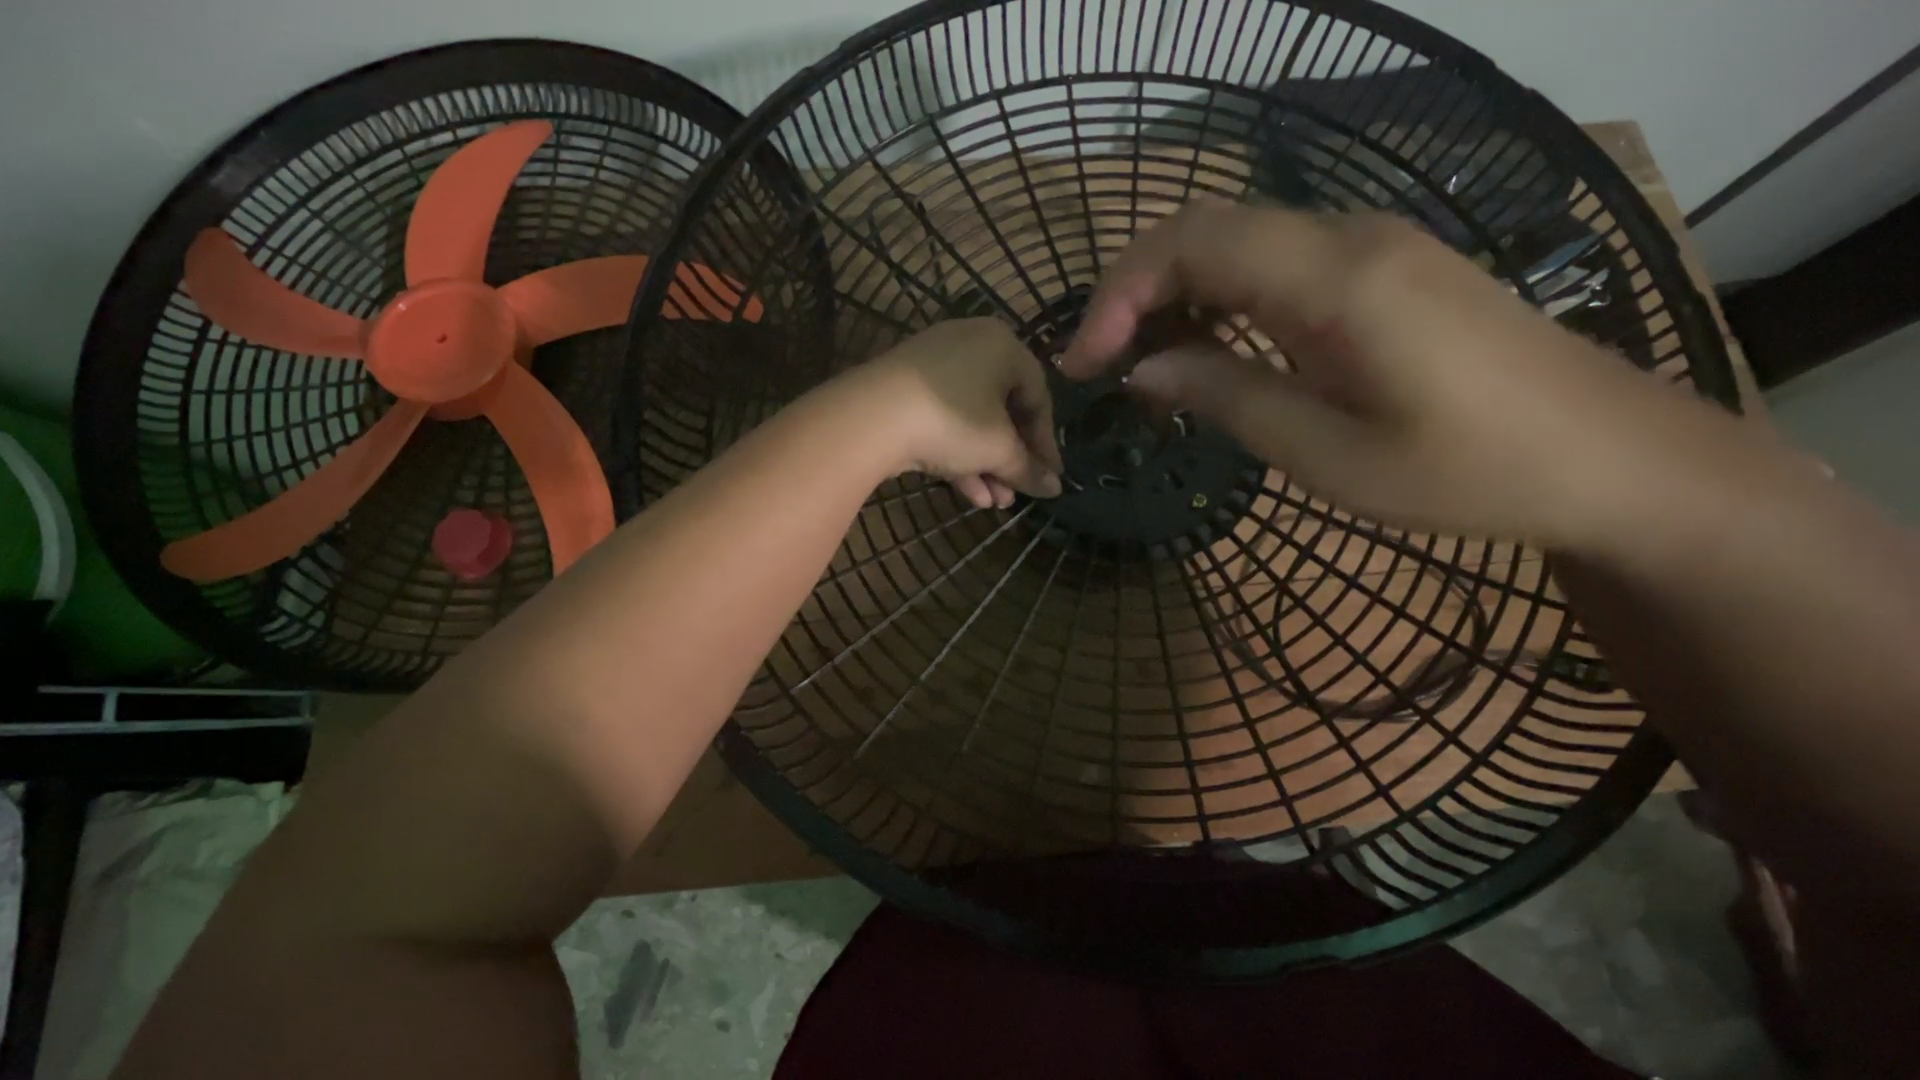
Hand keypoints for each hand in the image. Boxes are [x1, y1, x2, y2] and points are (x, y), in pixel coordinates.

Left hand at [844, 318, 1064, 508]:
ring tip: (995, 503)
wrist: (870, 417)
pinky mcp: (904, 389)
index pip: (1037, 396)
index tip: (1049, 477)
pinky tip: (970, 495)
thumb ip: (1029, 468)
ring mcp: (932, 366)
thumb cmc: (952, 421)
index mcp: (1002, 345)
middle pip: (1002, 410)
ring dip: (986, 465)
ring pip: (970, 420)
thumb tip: (1055, 487)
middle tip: (1017, 493)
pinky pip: (943, 421)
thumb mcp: (998, 449)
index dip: (1046, 442)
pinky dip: (958, 455)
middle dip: (1010, 460)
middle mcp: (970, 345)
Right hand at [1060, 201, 1714, 547]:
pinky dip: (1227, 298)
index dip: (1118, 295)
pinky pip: (1282, 262)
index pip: (1190, 245)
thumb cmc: (1467, 473)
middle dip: (1136, 290)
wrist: (1611, 458)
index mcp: (1333, 279)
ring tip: (1145, 368)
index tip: (1082, 364)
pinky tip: (1214, 352)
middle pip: (1208, 230)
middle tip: (1101, 365)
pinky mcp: (1390, 269)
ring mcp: (1375, 247)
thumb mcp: (1327, 454)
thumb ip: (1226, 398)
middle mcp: (1349, 238)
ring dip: (1179, 294)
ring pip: (1242, 243)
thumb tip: (1140, 372)